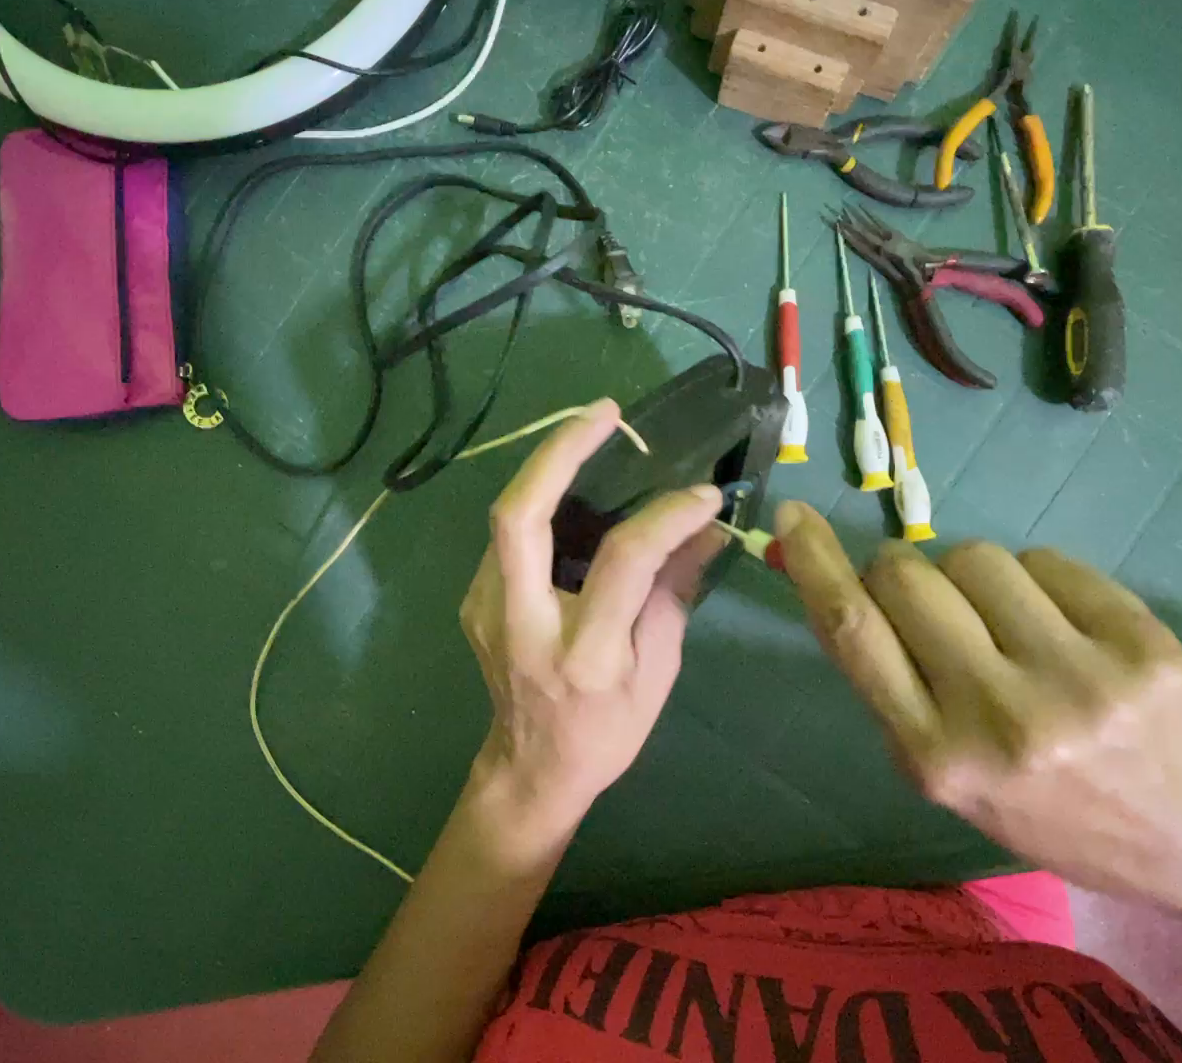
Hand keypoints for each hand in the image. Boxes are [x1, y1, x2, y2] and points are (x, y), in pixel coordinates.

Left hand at [458, 400, 724, 834]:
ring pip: (507, 517)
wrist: (529, 769)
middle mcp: (519, 622)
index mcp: (580, 652)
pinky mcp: (474, 602)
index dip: (665, 517)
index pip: (622, 561)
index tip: (702, 495)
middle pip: (519, 516)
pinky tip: (571, 494)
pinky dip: (541, 503)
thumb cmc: (604, 732)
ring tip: (592, 436)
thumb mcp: (656, 674)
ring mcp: (484, 609)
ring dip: (548, 469)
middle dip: (559, 452)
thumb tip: (707, 529)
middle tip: (606, 413)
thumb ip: (675, 595)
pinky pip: (509, 537)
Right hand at [774, 501, 1181, 902]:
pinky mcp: (1144, 650)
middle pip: (907, 578)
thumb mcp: (938, 769)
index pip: (854, 632)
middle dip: (898, 570)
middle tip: (923, 599)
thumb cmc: (1035, 804)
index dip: (815, 563)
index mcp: (935, 756)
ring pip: (976, 557)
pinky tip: (1062, 628)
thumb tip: (830, 580)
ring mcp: (1078, 682)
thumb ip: (886, 680)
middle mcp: (1000, 718)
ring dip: (969, 576)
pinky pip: (1047, 561)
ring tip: (1004, 624)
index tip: (793, 516)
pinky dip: (1036, 579)